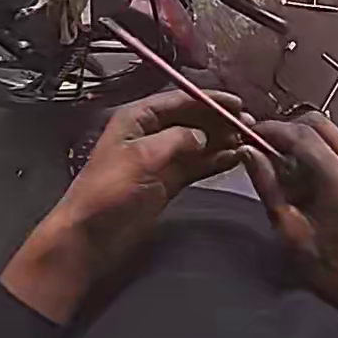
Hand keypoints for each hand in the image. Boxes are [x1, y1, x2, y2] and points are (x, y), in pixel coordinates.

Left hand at [1, 89, 248, 322]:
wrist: (90, 238)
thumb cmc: (107, 192)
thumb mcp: (141, 157)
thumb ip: (176, 140)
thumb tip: (204, 135)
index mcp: (136, 118)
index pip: (178, 100)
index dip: (208, 99)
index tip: (236, 103)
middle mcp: (149, 133)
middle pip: (191, 119)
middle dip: (218, 119)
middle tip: (248, 123)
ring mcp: (159, 159)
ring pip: (197, 142)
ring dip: (221, 140)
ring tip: (248, 139)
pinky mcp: (167, 182)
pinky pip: (196, 165)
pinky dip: (215, 161)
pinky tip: (235, 158)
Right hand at [241, 112, 337, 337]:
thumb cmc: (329, 268)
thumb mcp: (289, 230)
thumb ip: (268, 185)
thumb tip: (248, 151)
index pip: (302, 136)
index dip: (272, 129)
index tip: (250, 132)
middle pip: (318, 123)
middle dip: (287, 128)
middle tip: (263, 143)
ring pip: (329, 130)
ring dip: (302, 136)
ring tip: (278, 156)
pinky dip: (316, 146)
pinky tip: (300, 169)